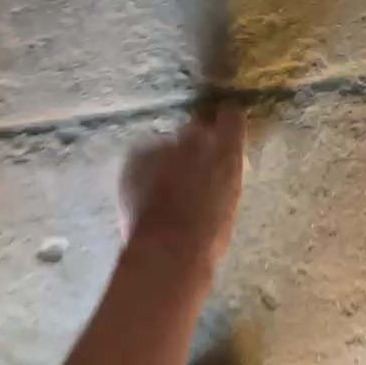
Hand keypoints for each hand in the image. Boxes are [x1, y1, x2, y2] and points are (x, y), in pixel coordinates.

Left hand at [118, 106, 244, 270]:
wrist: (169, 249)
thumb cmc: (209, 235)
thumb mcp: (229, 201)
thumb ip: (222, 175)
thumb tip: (214, 171)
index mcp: (227, 148)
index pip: (230, 115)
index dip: (224, 123)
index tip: (222, 131)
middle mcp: (195, 136)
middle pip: (195, 125)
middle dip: (193, 141)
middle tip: (189, 165)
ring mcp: (162, 143)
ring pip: (165, 145)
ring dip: (165, 160)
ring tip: (162, 191)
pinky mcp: (135, 156)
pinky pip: (142, 159)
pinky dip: (143, 172)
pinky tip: (145, 197)